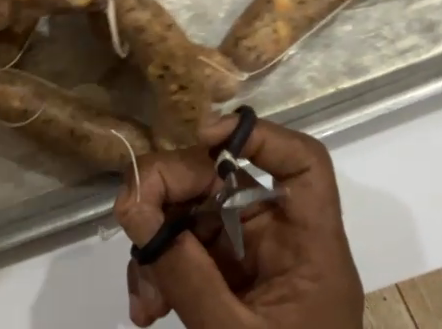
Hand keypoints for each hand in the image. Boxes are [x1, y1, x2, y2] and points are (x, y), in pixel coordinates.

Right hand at [114, 114, 362, 328]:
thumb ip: (184, 272)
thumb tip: (130, 203)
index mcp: (311, 251)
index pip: (303, 166)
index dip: (258, 135)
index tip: (199, 136)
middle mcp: (281, 242)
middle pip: (223, 177)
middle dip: (170, 191)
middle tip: (131, 215)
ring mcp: (248, 259)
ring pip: (191, 211)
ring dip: (154, 240)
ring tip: (144, 295)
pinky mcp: (223, 278)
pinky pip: (180, 247)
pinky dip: (156, 268)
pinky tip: (146, 306)